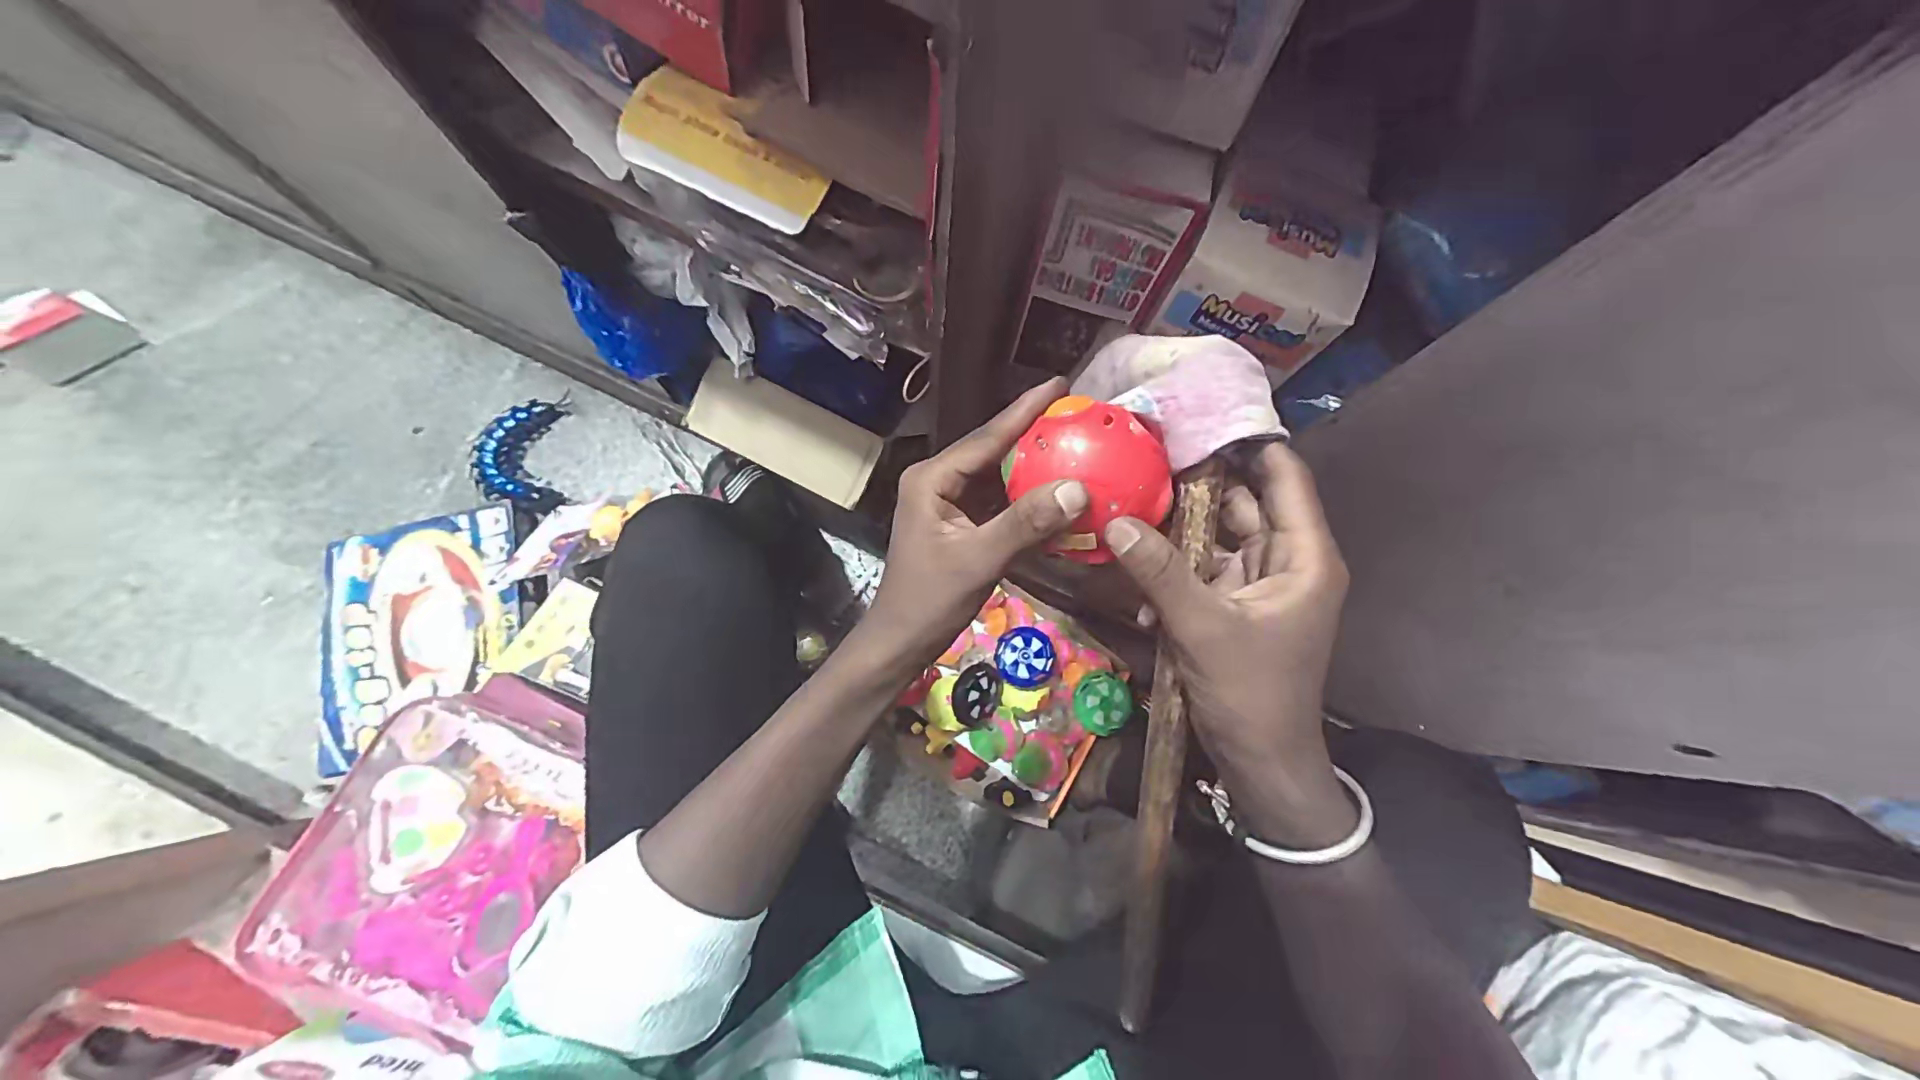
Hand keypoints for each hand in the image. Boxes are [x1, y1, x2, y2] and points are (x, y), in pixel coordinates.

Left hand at [857, 378, 1089, 672]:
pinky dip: (1028, 502)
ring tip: (1079, 450)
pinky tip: (1059, 497)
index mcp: (932, 478)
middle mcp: (939, 482)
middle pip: (994, 451)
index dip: (1026, 410)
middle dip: (1035, 436)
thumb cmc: (928, 600)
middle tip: (1080, 419)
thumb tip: (1077, 489)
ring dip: (1035, 470)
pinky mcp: (961, 526)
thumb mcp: (978, 560)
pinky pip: (1000, 505)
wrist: (901, 641)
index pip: (987, 437)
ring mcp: (949, 504)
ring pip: (1000, 479)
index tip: (1062, 384)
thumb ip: (1025, 524)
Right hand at [1105, 443, 1355, 845]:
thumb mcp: (1202, 627)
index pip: (1285, 478)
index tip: (1198, 416)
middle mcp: (1284, 561)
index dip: (1249, 443)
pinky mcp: (1231, 605)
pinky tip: (1137, 574)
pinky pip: (1200, 569)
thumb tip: (1115, 520)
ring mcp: (1255, 584)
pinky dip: (1173, 567)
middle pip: (1241, 503)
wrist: (1261, 762)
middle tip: (1145, 456)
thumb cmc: (1251, 693)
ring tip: (1129, 501)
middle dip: (1196, 484)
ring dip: (1176, 529)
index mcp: (1303, 556)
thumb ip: (1159, 571)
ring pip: (1215, 536)